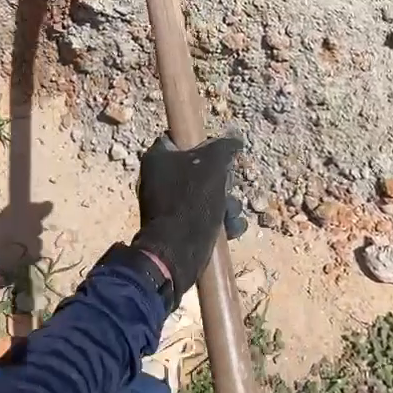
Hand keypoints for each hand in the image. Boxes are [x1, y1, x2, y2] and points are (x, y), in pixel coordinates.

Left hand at [131, 134, 242, 299]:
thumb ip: (223, 148)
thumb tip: (234, 140)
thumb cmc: (191, 202)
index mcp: (158, 158)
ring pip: (207, 194)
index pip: (180, 138)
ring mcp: (168, 204)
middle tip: (228, 188)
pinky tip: (232, 229)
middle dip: (222, 180)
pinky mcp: (178, 226)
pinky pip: (205, 216)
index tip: (220, 152)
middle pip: (199, 168)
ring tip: (231, 215)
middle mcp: (159, 178)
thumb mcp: (212, 166)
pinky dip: (220, 221)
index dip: (202, 142)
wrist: (176, 254)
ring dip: (226, 204)